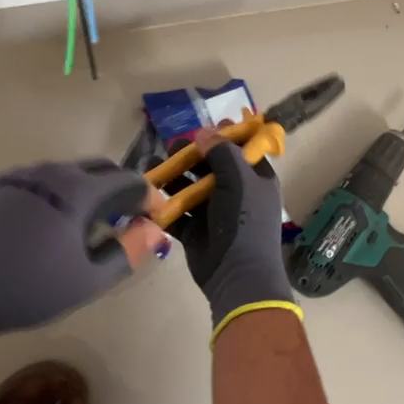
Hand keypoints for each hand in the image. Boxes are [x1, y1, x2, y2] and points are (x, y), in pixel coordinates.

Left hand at [0, 160, 166, 371]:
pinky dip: (58, 193)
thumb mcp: (86, 280)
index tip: (153, 217)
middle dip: (119, 188)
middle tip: (125, 218)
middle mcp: (53, 171)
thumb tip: (152, 230)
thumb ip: (127, 252)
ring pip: (68, 172)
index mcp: (78, 190)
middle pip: (98, 168)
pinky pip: (40, 180)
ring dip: (88, 189)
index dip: (146, 196)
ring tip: (90, 223)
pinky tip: (51, 223)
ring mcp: (22, 174)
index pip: (127, 179)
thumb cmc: (26, 288)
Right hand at [171, 129, 299, 340]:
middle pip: (210, 166)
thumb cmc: (245, 221)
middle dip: (191, 156)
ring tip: (154, 165)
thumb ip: (222, 152)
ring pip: (189, 187)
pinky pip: (177, 212)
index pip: (240, 150)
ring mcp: (214, 212)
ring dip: (173, 176)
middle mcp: (235, 192)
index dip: (223, 138)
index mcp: (255, 179)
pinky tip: (148, 191)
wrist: (238, 274)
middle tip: (172, 146)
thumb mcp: (239, 180)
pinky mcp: (194, 231)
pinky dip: (163, 203)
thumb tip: (205, 133)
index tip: (202, 128)